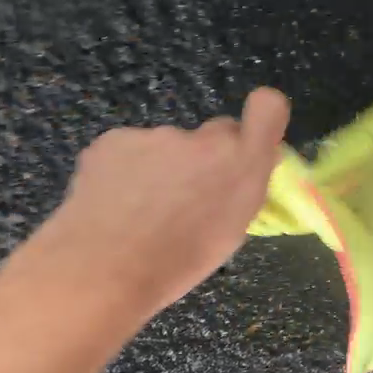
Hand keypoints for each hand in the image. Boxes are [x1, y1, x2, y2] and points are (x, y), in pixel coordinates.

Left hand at [31, 87, 290, 313]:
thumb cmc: (181, 259)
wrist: (104, 267)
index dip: (264, 116)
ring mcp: (158, 135)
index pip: (268, 106)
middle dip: (209, 155)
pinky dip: (129, 168)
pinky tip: (118, 200)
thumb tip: (250, 163)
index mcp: (243, 164)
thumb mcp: (233, 228)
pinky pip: (132, 148)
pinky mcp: (115, 138)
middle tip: (190, 195)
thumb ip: (245, 185)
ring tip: (145, 208)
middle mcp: (205, 140)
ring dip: (165, 166)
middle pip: (215, 135)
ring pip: (170, 146)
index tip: (252, 141)